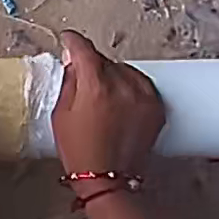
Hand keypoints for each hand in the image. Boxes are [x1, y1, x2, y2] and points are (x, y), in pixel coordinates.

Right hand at [52, 31, 166, 218]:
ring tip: (103, 95)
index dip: (73, 41)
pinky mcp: (157, 106)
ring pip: (124, 70)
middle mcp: (123, 85)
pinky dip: (129, 86)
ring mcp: (144, 95)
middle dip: (92, 65)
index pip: (84, 49)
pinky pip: (141, 83)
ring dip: (112, 75)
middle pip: (105, 60)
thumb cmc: (78, 149)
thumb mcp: (61, 114)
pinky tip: (119, 101)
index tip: (68, 40)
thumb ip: (69, 83)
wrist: (108, 178)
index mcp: (95, 86)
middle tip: (83, 79)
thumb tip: (74, 61)